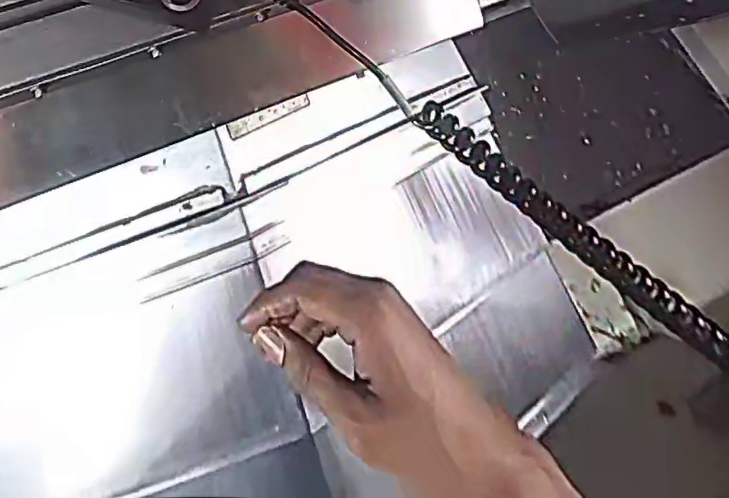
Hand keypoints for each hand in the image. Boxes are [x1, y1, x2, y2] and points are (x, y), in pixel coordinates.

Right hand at [242, 263, 580, 497]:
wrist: (480, 452)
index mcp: (369, 311)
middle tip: (258, 330)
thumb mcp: (353, 414)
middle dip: (280, 301)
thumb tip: (272, 341)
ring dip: (299, 308)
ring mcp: (392, 303)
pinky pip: (347, 299)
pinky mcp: (396, 316)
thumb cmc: (432, 440)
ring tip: (280, 343)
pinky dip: (321, 314)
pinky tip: (311, 344)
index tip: (248, 321)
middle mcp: (382, 296)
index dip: (267, 302)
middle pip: (314, 276)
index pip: (303, 286)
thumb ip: (305, 370)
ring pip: (329, 285)